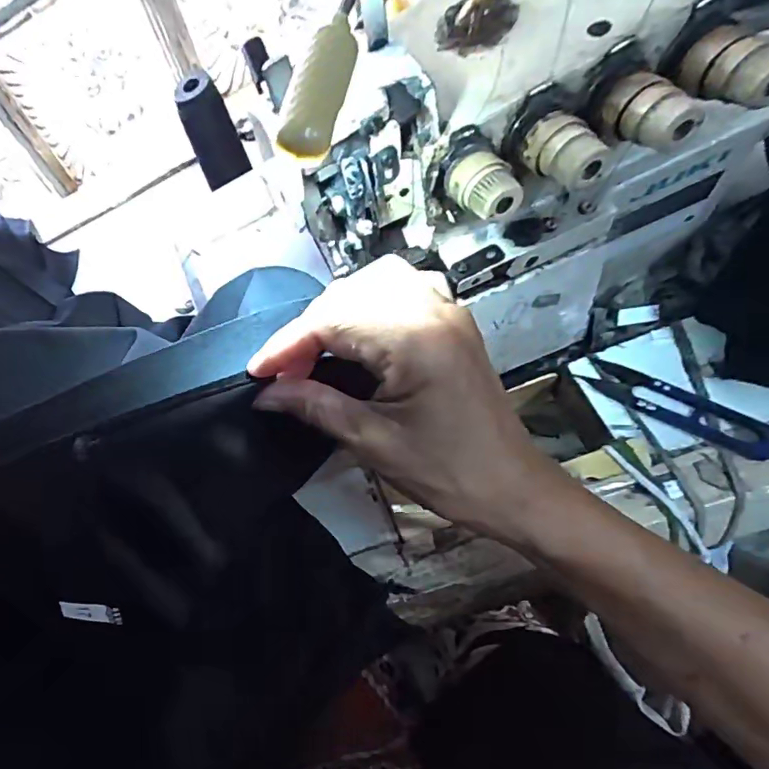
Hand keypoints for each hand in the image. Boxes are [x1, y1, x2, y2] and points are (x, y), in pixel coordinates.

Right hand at [248, 255, 574, 540]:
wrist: (511, 485)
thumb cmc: (446, 470)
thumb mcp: (372, 441)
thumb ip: (314, 407)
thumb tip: (266, 393)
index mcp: (413, 338)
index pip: (330, 320)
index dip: (286, 345)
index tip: (257, 373)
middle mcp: (431, 310)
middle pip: (346, 295)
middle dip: (306, 331)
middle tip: (284, 375)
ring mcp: (446, 310)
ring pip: (371, 283)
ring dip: (333, 313)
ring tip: (313, 354)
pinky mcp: (450, 321)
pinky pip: (399, 289)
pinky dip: (365, 304)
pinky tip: (353, 335)